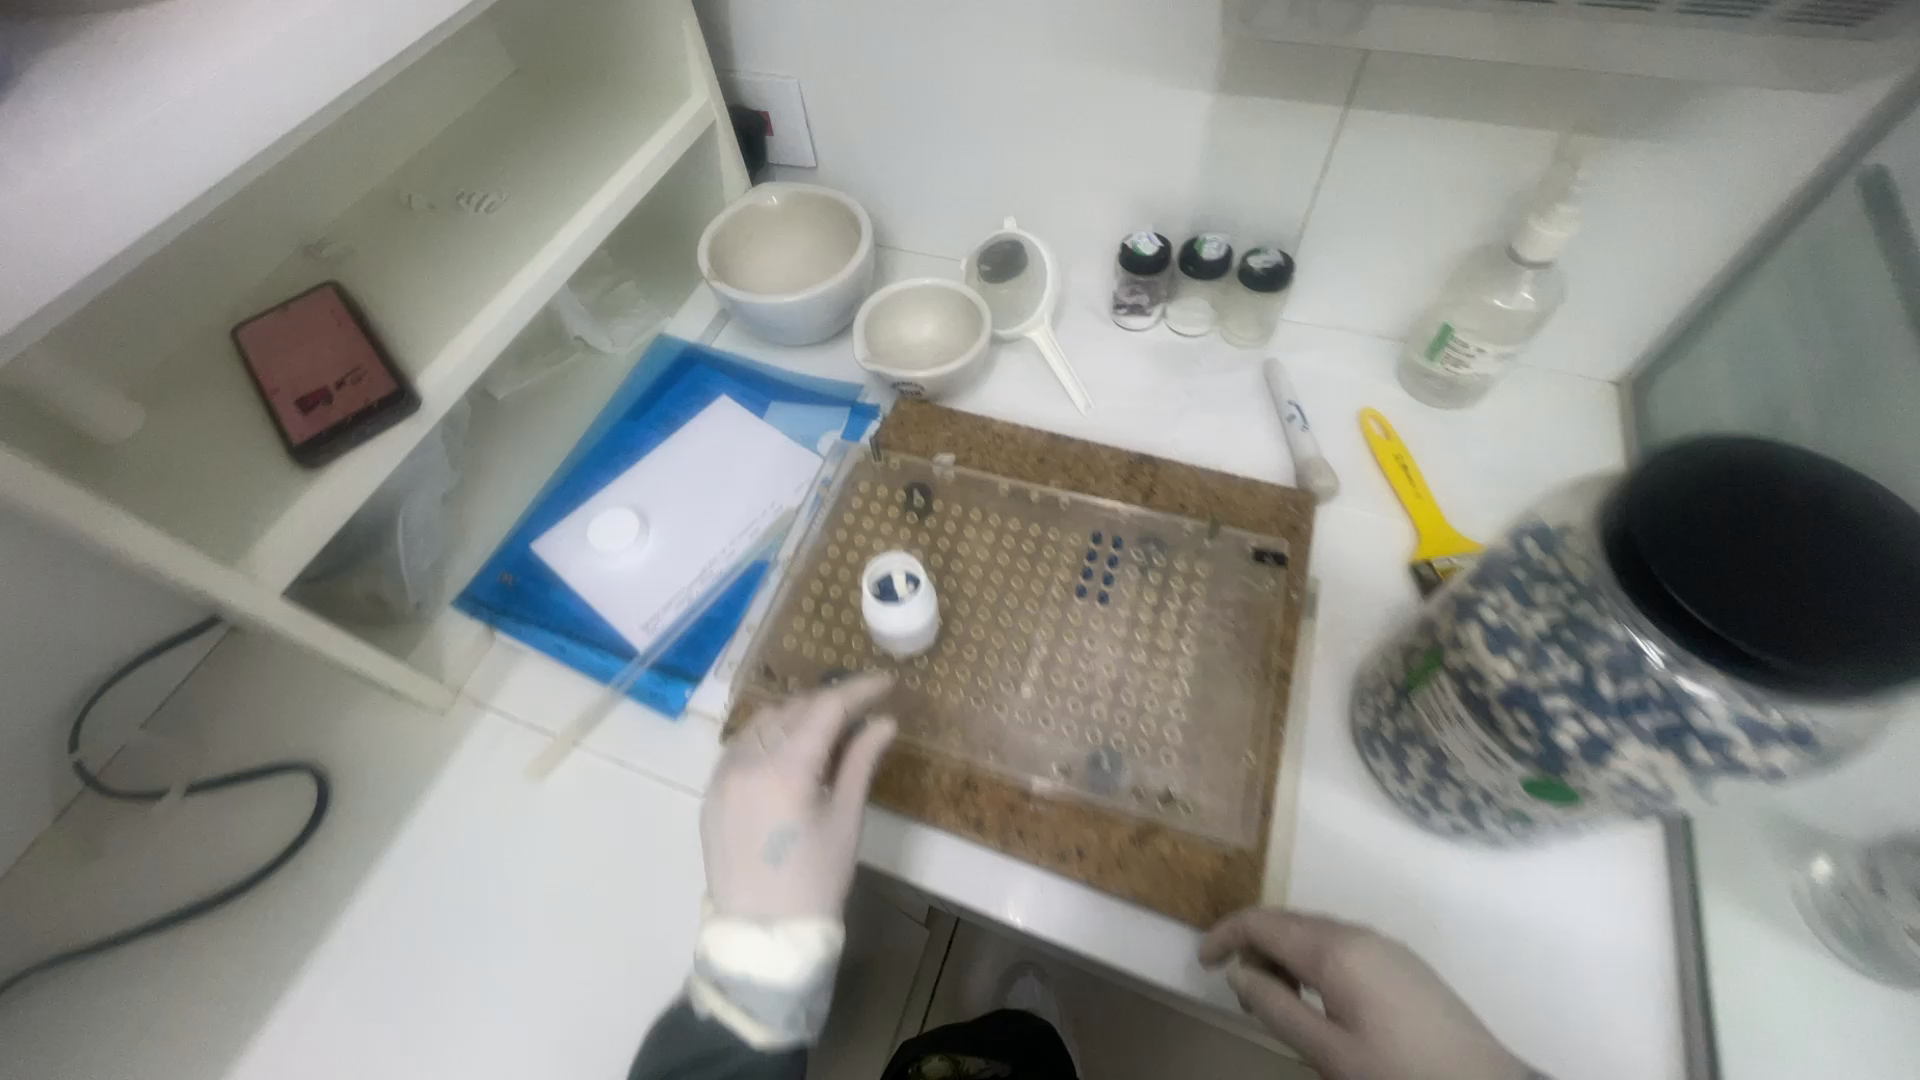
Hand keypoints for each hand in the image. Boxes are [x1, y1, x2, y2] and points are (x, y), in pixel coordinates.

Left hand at [702, 673, 897, 920]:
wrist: (761, 937)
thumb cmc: (815, 881)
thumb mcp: (846, 819)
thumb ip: (861, 762)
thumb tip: (884, 722)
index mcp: (784, 770)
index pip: (826, 709)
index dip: (858, 690)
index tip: (886, 683)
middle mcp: (747, 761)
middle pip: (795, 709)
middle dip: (832, 701)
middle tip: (865, 707)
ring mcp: (723, 775)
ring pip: (766, 721)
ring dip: (801, 714)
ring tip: (833, 724)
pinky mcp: (713, 790)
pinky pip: (744, 743)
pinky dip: (772, 733)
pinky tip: (794, 745)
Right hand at [1199, 909, 1536, 1079]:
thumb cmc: (1404, 1078)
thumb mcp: (1330, 1056)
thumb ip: (1276, 1008)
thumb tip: (1237, 973)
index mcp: (1334, 950)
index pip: (1261, 922)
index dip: (1224, 935)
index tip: (1202, 962)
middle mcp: (1356, 933)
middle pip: (1287, 922)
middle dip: (1254, 946)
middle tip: (1243, 994)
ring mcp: (1384, 946)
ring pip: (1314, 932)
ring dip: (1284, 955)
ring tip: (1278, 1001)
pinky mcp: (1404, 964)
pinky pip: (1342, 945)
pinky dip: (1314, 961)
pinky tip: (1320, 1000)